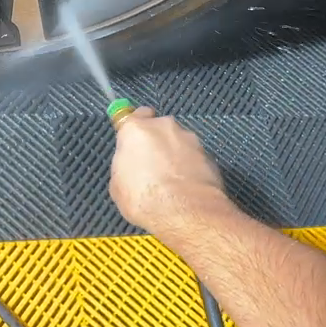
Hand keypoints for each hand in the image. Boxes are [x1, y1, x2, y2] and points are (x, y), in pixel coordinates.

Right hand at [109, 108, 230, 237]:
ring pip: (178, 142)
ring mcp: (189, 139)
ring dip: (175, 154)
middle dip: (156, 142)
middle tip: (152, 165)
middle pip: (159, 128)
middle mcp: (164, 126)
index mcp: (136, 129)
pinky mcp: (208, 154)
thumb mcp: (118, 184)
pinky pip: (193, 157)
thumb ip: (125, 164)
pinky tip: (186, 187)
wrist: (186, 212)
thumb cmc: (144, 197)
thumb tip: (133, 164)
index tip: (135, 143)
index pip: (136, 114)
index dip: (135, 129)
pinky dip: (190, 167)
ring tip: (172, 181)